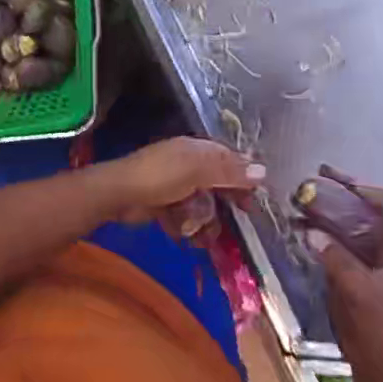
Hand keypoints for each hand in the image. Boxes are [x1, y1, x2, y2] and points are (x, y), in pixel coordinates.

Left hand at [107, 137, 263, 232]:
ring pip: (204, 206)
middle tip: (231, 221)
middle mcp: (188, 165)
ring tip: (195, 227)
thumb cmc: (158, 177)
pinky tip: (182, 231)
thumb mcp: (196, 170)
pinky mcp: (166, 205)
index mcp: (196, 150)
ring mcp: (176, 186)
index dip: (243, 179)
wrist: (119, 195)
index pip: (230, 160)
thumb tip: (262, 170)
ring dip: (202, 219)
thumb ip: (228, 171)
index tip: (254, 200)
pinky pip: (186, 217)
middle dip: (223, 205)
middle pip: (218, 186)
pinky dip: (185, 225)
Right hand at [313, 175, 382, 381]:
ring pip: (359, 238)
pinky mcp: (364, 291)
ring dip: (334, 219)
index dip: (375, 195)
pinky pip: (346, 256)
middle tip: (320, 182)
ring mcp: (380, 278)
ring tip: (306, 206)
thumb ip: (335, 258)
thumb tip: (310, 231)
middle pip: (376, 221)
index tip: (345, 181)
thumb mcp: (359, 291)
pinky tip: (307, 237)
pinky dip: (328, 242)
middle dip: (350, 199)